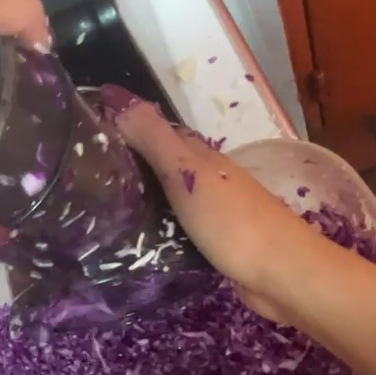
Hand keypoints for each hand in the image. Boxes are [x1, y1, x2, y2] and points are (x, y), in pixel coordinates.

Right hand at [102, 85, 323, 322]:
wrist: (285, 276)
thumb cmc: (234, 223)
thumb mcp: (187, 175)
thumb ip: (154, 139)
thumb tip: (115, 98)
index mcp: (204, 158)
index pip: (160, 133)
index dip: (128, 129)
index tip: (91, 138)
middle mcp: (211, 179)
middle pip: (166, 165)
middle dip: (133, 166)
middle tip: (90, 177)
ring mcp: (217, 213)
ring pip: (173, 197)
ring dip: (145, 198)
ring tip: (105, 209)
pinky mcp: (218, 244)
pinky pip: (181, 227)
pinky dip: (160, 227)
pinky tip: (141, 240)